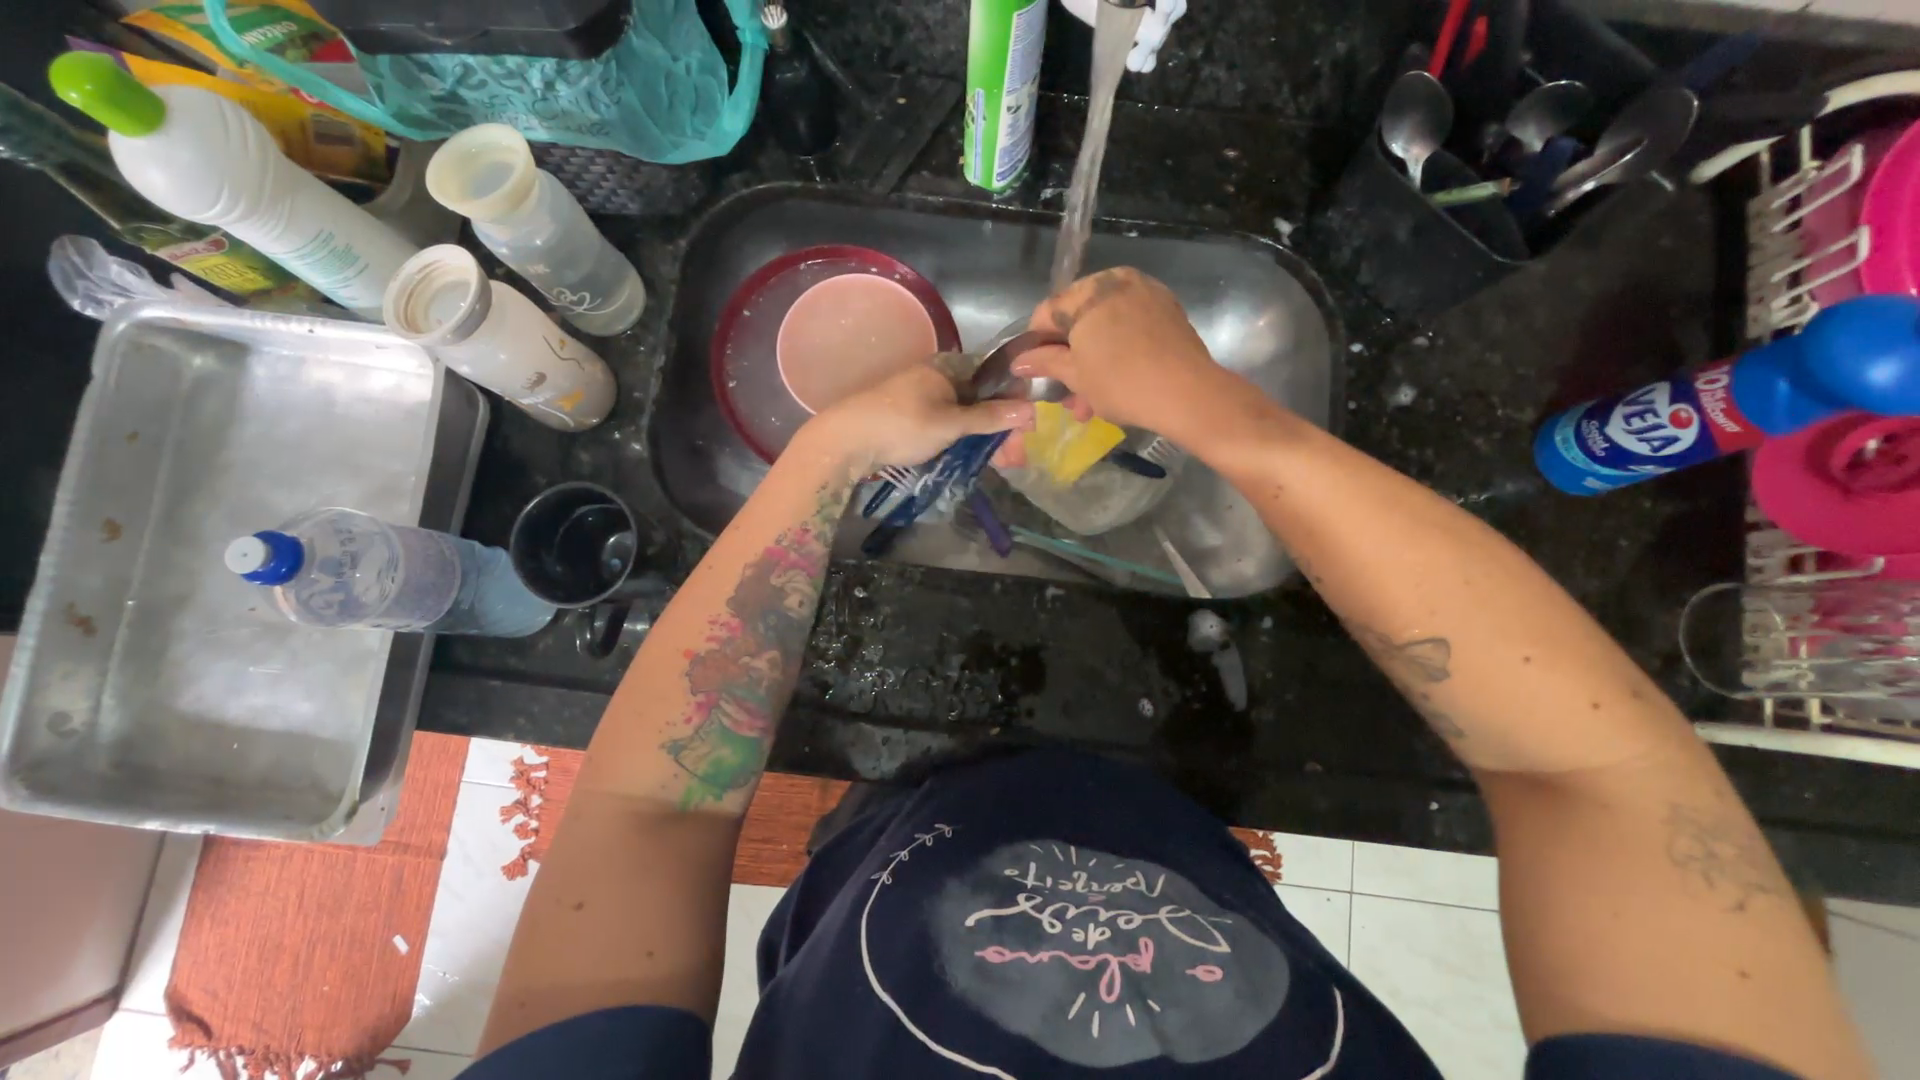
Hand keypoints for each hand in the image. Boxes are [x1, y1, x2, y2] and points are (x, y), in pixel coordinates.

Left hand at [802, 360, 1033, 470]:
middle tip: (1014, 459)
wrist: (845, 441)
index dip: (1015, 402)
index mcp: (948, 366)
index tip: (1027, 432)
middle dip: (1001, 428)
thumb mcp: (951, 424)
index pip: (994, 377)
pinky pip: (947, 424)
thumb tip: (1032, 410)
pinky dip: (963, 439)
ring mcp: (922, 396)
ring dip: (984, 437)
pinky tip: (974, 457)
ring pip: (965, 414)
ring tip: (1000, 464)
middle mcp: (937, 375)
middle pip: (980, 399)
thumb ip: (990, 418)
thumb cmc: (901, 425)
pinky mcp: (910, 416)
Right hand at [1012, 268, 1232, 439]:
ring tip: (1091, 397)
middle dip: (1069, 353)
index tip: (1038, 371)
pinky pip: (1131, 323)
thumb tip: (1019, 360)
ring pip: (1106, 322)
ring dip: (1094, 356)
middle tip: (1068, 389)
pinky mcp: (1167, 307)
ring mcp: (1145, 291)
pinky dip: (1119, 346)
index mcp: (1087, 292)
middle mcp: (1115, 281)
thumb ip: (1044, 362)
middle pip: (1078, 315)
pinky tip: (1118, 377)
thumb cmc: (1121, 383)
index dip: (1036, 343)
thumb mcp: (1075, 376)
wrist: (1187, 393)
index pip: (1047, 312)